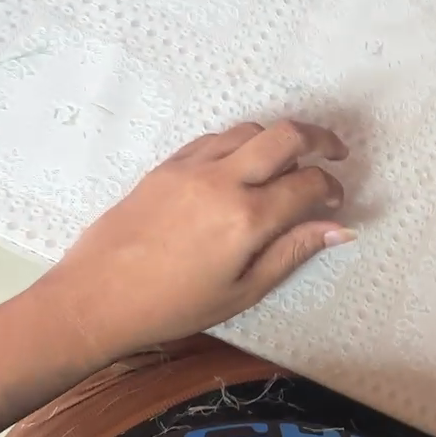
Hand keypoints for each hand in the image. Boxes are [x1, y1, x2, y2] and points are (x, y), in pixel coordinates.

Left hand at [27, 120, 353, 364]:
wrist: (95, 298)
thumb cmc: (175, 306)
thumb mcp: (244, 290)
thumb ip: (294, 251)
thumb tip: (340, 228)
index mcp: (247, 218)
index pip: (307, 183)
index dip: (331, 188)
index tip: (335, 201)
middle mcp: (224, 181)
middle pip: (286, 136)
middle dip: (320, 139)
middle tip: (334, 153)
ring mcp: (193, 167)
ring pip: (251, 129)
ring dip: (279, 138)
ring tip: (289, 160)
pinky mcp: (168, 165)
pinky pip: (216, 138)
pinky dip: (242, 142)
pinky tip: (244, 163)